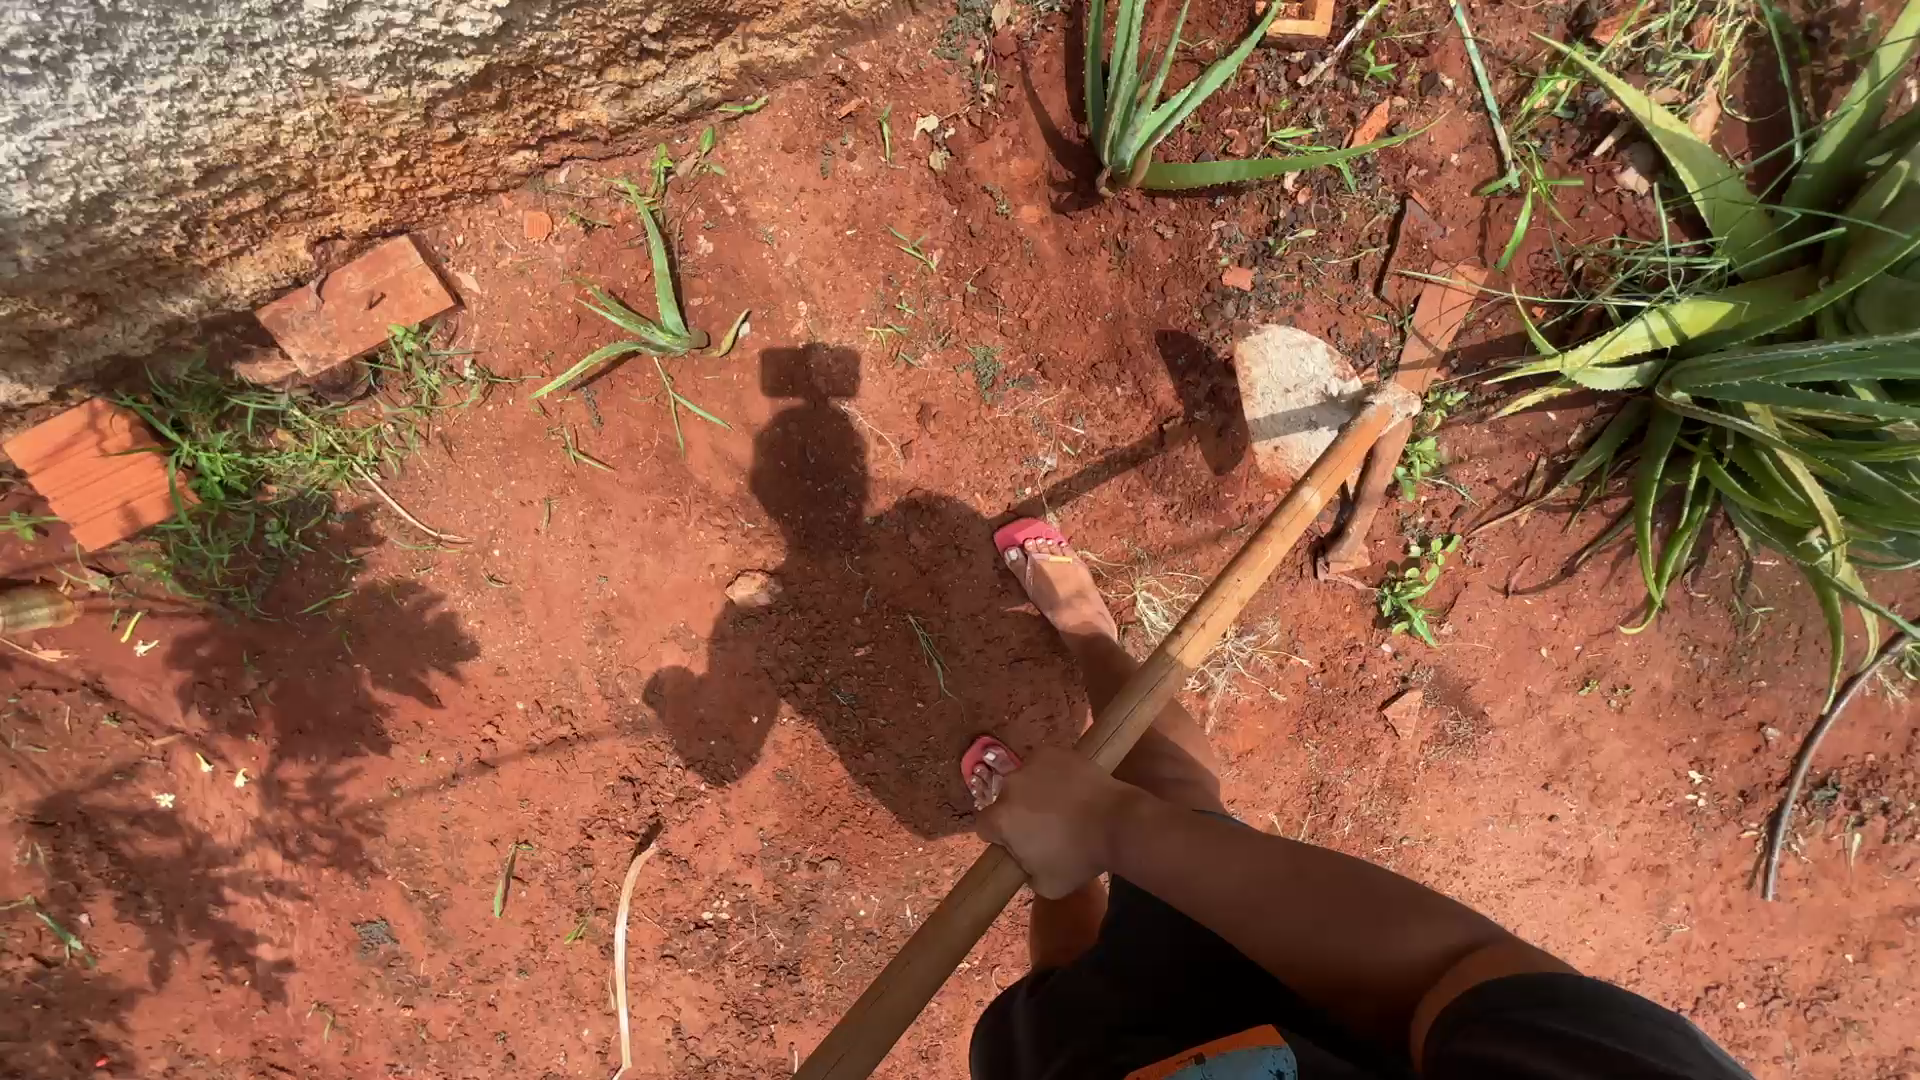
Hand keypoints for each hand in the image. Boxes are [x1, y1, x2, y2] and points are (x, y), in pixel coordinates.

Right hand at [974, 746, 1145, 897]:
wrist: (1116, 822)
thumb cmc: (1079, 857)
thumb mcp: (1046, 885)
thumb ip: (1024, 873)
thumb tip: (1024, 860)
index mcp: (1001, 818)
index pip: (985, 826)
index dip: (999, 837)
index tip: (1019, 843)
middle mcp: (1009, 785)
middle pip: (1005, 801)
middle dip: (1018, 812)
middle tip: (1045, 825)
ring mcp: (1031, 763)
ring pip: (1025, 780)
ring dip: (1035, 791)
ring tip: (1062, 804)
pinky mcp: (1052, 750)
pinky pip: (1044, 764)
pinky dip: (1053, 773)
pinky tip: (1071, 787)